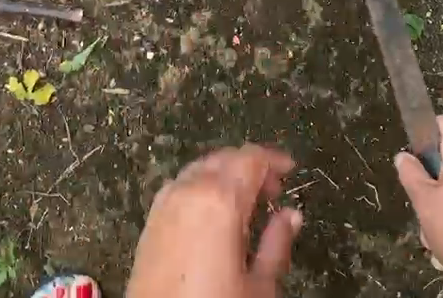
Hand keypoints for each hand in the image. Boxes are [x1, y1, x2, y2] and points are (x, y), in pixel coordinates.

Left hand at [128, 144, 304, 297]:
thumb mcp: (258, 287)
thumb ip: (277, 244)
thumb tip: (291, 215)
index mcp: (221, 199)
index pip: (251, 158)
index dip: (274, 159)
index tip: (290, 169)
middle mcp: (191, 189)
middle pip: (226, 158)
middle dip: (251, 167)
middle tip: (274, 191)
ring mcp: (167, 200)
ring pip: (202, 168)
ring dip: (226, 174)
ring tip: (246, 203)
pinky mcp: (151, 217)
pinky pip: (182, 184)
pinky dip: (202, 185)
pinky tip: (213, 212)